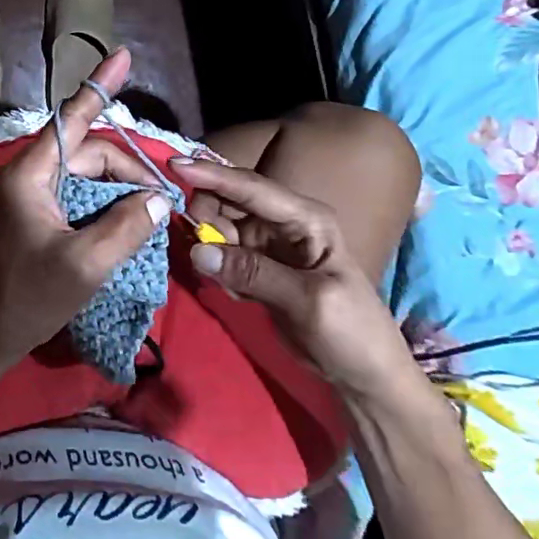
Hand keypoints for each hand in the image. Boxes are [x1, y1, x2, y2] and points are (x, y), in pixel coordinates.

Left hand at [0, 49, 172, 384]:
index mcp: (31, 174)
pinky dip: (106, 205)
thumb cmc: (28, 298)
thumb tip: (160, 198)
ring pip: (87, 176)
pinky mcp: (37, 217)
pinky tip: (129, 223)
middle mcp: (29, 176)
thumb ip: (126, 225)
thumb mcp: (86, 264)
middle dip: (128, 171)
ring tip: (150, 214)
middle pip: (89, 153)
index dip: (100, 86)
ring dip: (120, 190)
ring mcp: (32, 196)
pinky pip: (79, 197)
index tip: (123, 55)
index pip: (72, 119)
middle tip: (163, 203)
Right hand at [170, 158, 425, 402]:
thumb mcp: (308, 302)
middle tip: (197, 247)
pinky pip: (220, 254)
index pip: (251, 187)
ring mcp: (267, 243)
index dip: (212, 174)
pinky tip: (239, 295)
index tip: (174, 164)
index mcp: (305, 217)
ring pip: (218, 226)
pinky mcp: (255, 265)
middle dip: (205, 215)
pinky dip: (218, 268)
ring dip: (210, 246)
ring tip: (229, 283)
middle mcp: (283, 221)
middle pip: (227, 201)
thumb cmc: (351, 331)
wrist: (364, 374)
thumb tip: (196, 251)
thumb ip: (253, 272)